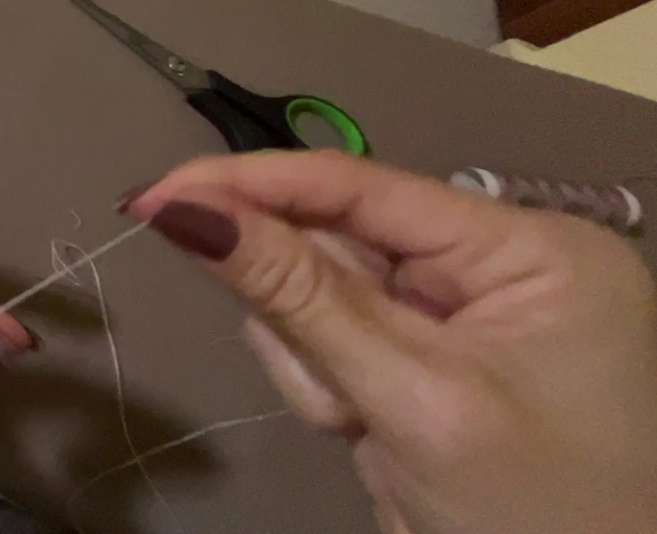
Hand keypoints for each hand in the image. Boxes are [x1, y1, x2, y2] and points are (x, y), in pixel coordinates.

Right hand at [122, 152, 656, 533]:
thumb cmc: (534, 519)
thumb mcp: (407, 396)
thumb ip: (289, 291)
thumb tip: (175, 209)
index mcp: (523, 250)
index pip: (348, 184)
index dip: (239, 183)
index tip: (148, 199)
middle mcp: (481, 260)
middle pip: (319, 235)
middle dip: (296, 307)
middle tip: (319, 376)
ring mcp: (443, 305)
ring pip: (300, 280)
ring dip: (301, 348)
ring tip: (357, 419)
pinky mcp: (404, 343)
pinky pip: (307, 320)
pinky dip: (309, 370)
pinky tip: (357, 421)